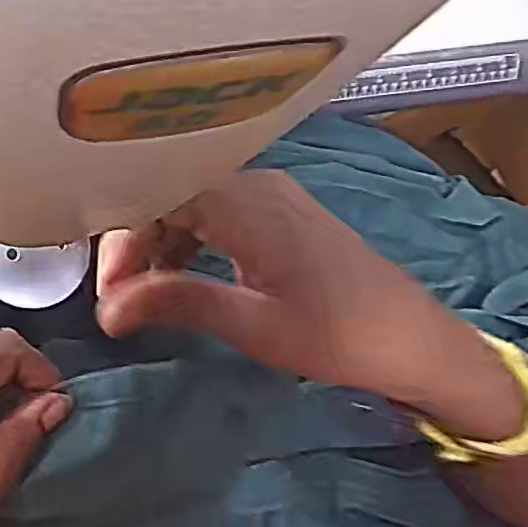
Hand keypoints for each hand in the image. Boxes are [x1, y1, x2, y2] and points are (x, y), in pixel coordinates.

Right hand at [95, 170, 525, 438]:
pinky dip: (184, 243)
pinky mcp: (274, 210)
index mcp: (247, 202)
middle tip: (118, 296)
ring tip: (143, 293)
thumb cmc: (340, 334)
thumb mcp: (254, 325)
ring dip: (156, 244)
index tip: (110, 288)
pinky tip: (178, 276)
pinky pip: (209, 212)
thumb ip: (178, 302)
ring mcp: (266, 193)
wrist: (420, 342)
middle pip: (165, 195)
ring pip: (184, 203)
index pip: (155, 196)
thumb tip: (107, 311)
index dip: (121, 237)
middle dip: (133, 243)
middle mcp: (252, 183)